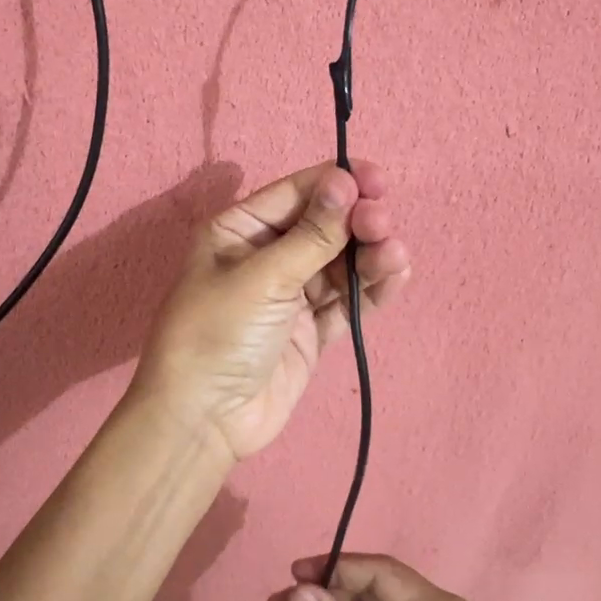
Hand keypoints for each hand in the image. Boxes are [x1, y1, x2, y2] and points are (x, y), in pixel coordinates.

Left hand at [131, 162, 410, 460]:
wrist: (204, 419)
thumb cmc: (219, 333)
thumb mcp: (263, 277)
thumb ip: (312, 234)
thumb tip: (345, 180)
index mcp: (240, 230)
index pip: (296, 193)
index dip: (337, 183)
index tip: (377, 181)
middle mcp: (266, 255)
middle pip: (324, 226)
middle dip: (357, 221)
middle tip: (382, 225)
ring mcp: (290, 294)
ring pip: (341, 263)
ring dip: (371, 254)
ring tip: (394, 255)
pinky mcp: (310, 330)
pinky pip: (347, 301)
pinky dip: (372, 288)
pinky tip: (396, 274)